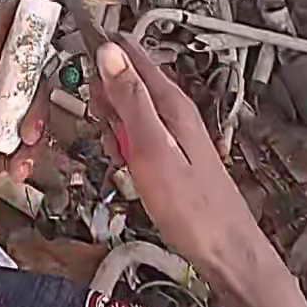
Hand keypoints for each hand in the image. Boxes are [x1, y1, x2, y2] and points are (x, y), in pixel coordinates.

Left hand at [0, 1, 39, 259]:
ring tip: (18, 147)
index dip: (23, 12)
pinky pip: (25, 143)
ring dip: (31, 132)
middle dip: (34, 96)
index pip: (1, 32)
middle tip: (28, 116)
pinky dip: (25, 156)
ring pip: (29, 111)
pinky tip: (14, 167)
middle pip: (24, 75)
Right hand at [93, 39, 283, 293]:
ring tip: (118, 151)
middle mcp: (173, 108)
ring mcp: (171, 129)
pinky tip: (127, 164)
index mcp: (169, 100)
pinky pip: (133, 132)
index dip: (99, 55)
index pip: (128, 53)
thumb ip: (128, 98)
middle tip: (104, 126)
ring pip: (126, 107)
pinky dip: (122, 144)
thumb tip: (109, 53)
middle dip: (102, 97)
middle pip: (124, 78)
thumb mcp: (151, 147)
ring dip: (111, 124)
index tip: (80, 71)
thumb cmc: (192, 208)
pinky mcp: (168, 149)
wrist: (226, 253)